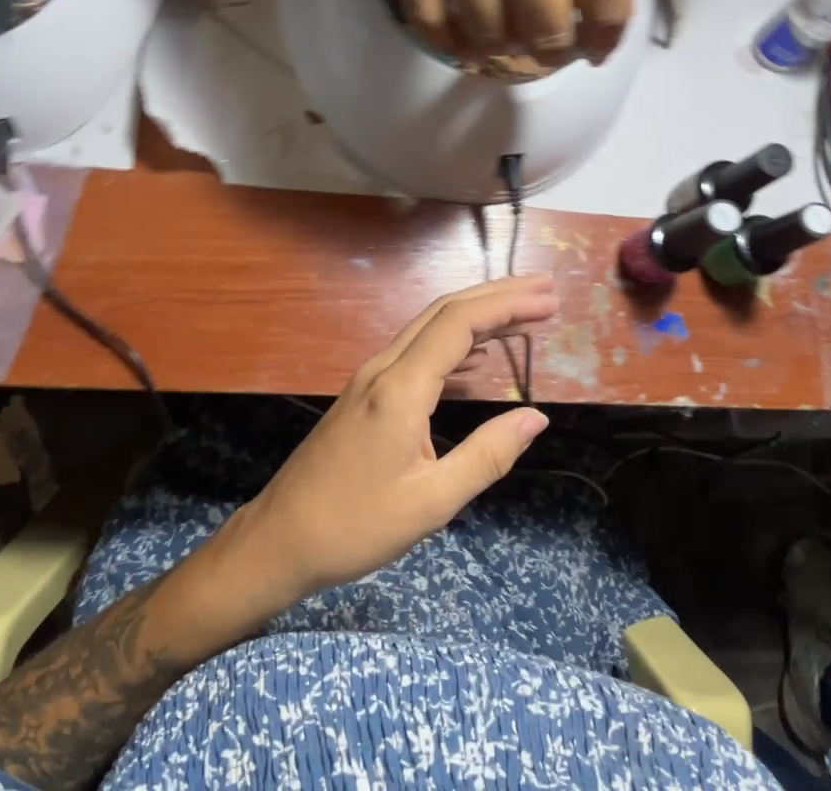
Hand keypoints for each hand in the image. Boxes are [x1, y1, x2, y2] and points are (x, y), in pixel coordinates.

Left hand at [223, 275, 558, 604]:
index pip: (458, 324)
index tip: (549, 300)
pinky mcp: (361, 399)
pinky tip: (476, 362)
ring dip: (475, 319)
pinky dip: (452, 347)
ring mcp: (367, 382)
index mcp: (399, 389)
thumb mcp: (432, 502)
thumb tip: (536, 417)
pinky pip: (413, 356)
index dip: (506, 305)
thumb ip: (487, 455)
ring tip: (524, 317)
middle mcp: (381, 371)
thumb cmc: (356, 526)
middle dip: (495, 297)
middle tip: (546, 291)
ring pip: (426, 331)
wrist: (281, 539)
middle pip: (441, 313)